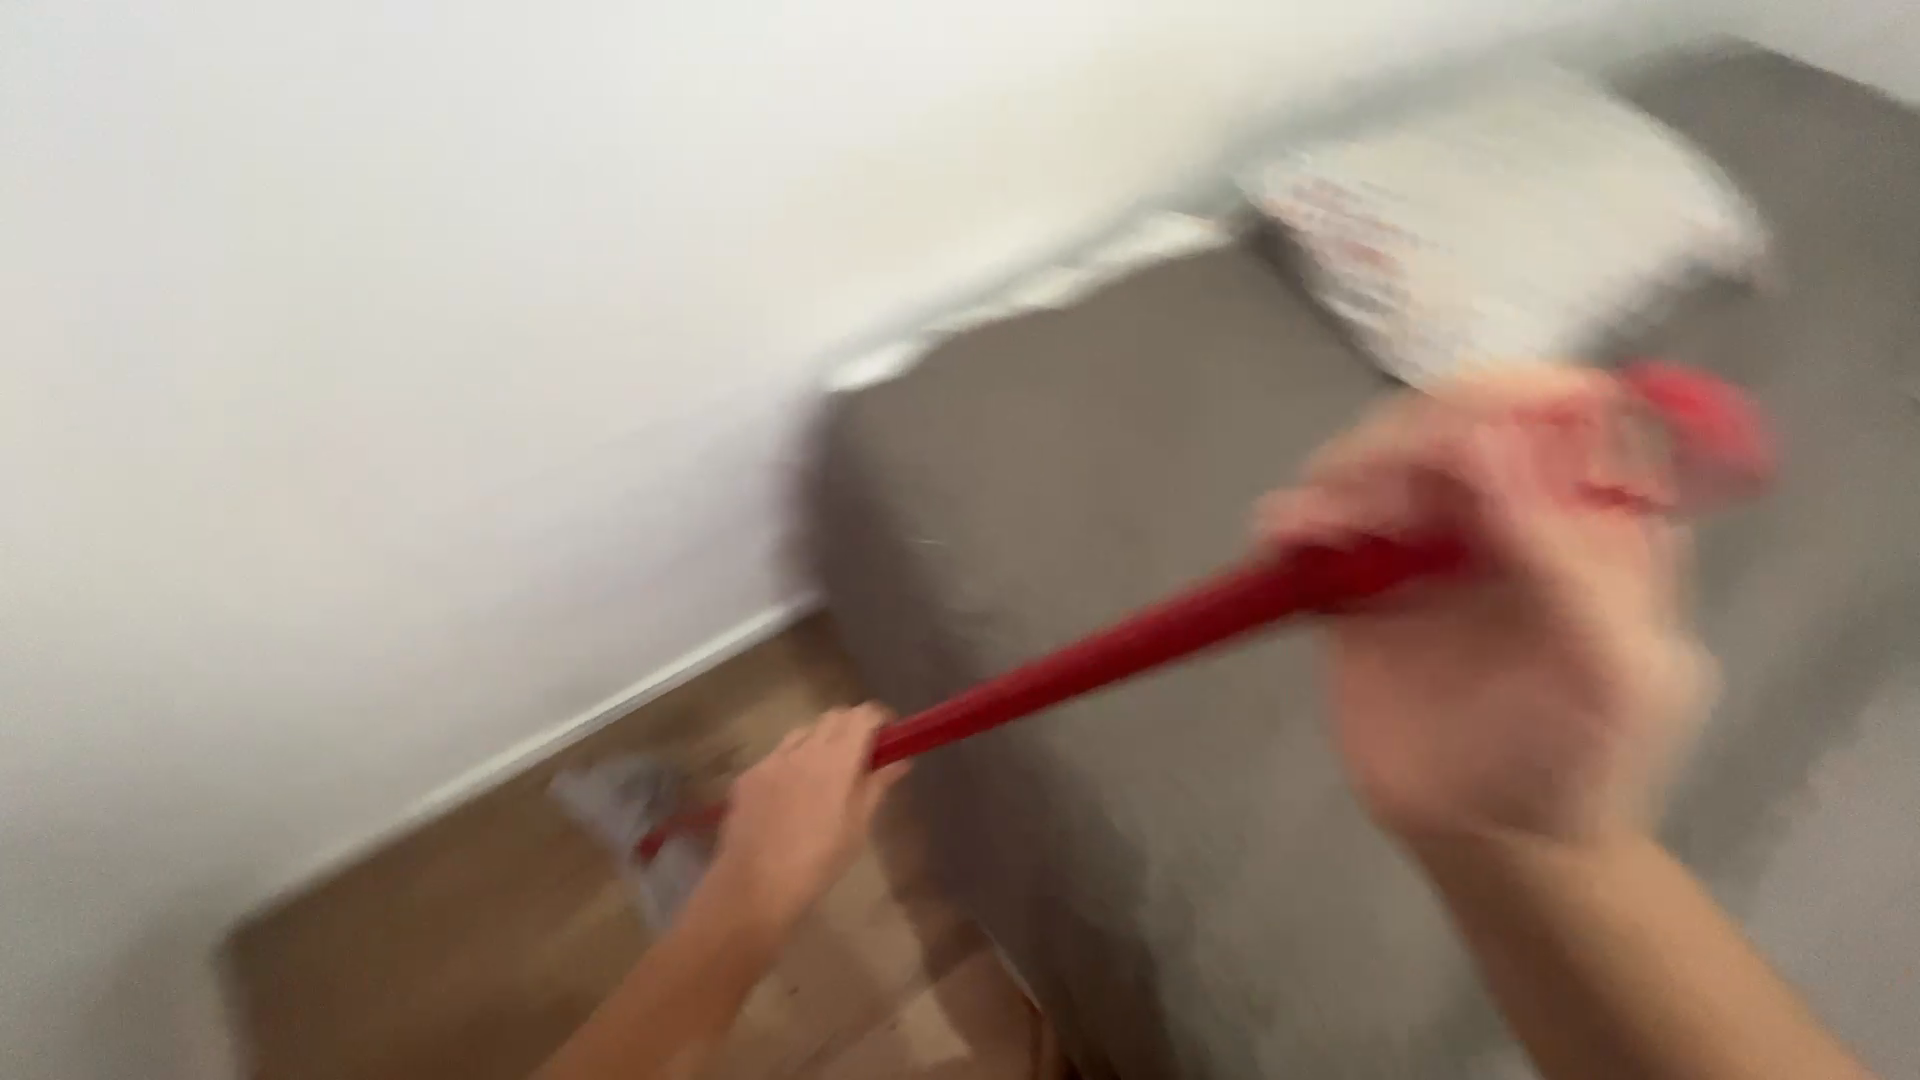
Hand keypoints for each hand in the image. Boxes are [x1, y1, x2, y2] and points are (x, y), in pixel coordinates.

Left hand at [706, 704, 909, 934]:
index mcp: (837, 760)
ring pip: (804, 731)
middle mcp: (804, 749)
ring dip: (821, 740)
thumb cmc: (818, 862)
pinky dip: (793, 761)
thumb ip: (878, 786)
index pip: (863, 715)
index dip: (879, 718)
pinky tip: (791, 794)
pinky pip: (777, 755)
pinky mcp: (748, 775)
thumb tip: (901, 761)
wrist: (754, 888)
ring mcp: (772, 759)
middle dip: (852, 725)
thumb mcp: (857, 827)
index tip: (889, 734)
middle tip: (862, 753)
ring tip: (825, 772)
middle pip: (834, 716)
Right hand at [1257, 370, 1713, 846]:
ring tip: (1308, 529)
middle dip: (1396, 449)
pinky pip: (1322, 522)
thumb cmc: (1571, 766)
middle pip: (1445, 424)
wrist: (1481, 836)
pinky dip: (1294, 516)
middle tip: (1361, 506)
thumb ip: (1565, 558)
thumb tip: (1488, 440)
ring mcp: (1424, 544)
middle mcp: (1503, 513)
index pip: (1556, 411)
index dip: (1500, 407)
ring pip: (1374, 463)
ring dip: (1336, 479)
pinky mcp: (1358, 577)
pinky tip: (1277, 533)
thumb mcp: (1608, 673)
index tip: (1449, 450)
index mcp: (1589, 521)